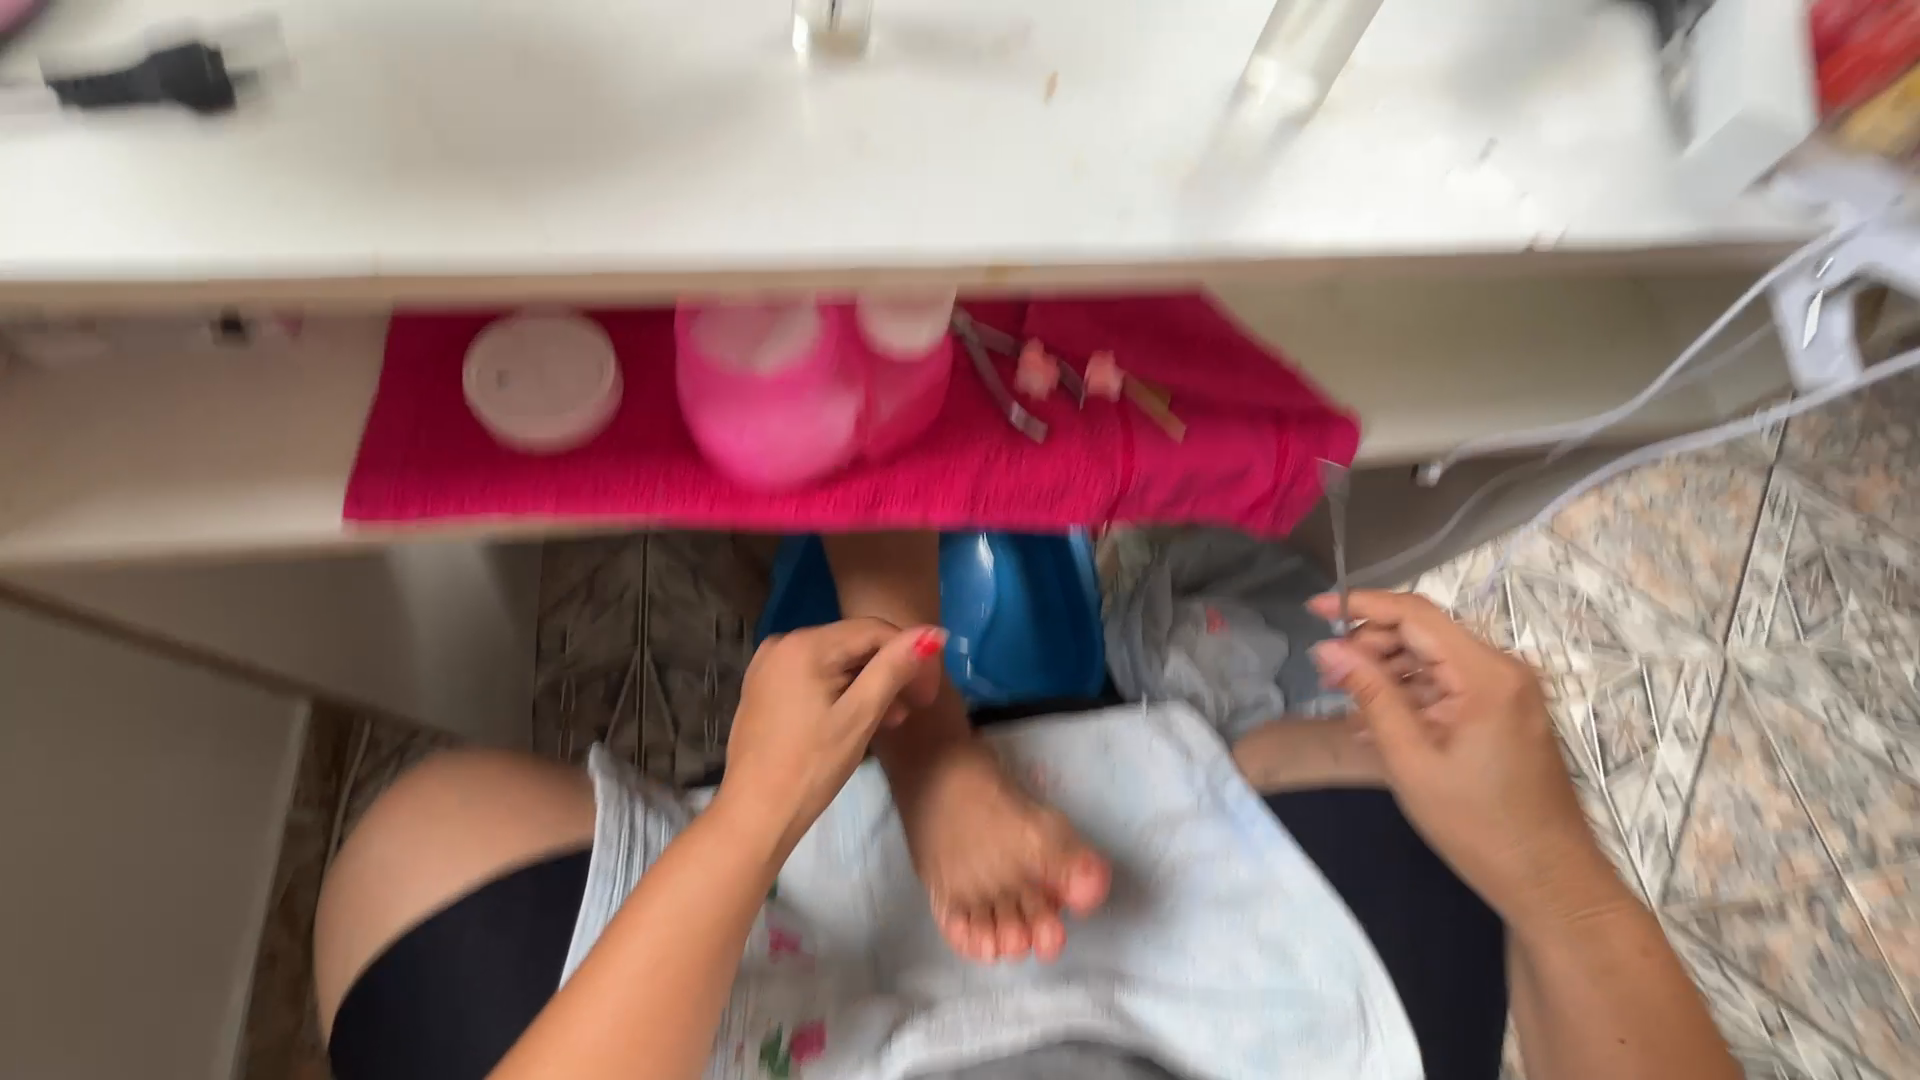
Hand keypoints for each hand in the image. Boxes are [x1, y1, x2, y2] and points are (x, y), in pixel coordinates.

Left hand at [716, 618, 946, 857]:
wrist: (754, 814)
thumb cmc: (812, 767)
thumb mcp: (860, 715)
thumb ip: (895, 668)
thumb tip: (932, 631)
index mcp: (805, 644)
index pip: (874, 630)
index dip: (911, 654)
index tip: (929, 692)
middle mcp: (784, 642)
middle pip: (854, 643)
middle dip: (889, 671)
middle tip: (914, 707)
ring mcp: (770, 664)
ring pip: (837, 661)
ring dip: (868, 684)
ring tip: (891, 720)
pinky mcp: (765, 686)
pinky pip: (815, 675)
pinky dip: (842, 690)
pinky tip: (859, 718)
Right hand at [1306, 591, 1625, 931]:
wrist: (1550, 882)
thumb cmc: (1477, 824)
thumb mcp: (1409, 758)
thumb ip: (1369, 693)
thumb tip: (1327, 647)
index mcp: (1485, 675)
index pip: (1415, 614)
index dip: (1360, 605)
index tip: (1313, 609)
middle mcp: (1502, 671)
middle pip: (1422, 632)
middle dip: (1368, 645)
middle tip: (1328, 677)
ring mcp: (1506, 691)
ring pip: (1431, 657)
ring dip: (1385, 671)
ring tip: (1348, 703)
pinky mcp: (1503, 711)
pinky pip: (1446, 684)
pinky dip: (1408, 693)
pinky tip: (1377, 722)